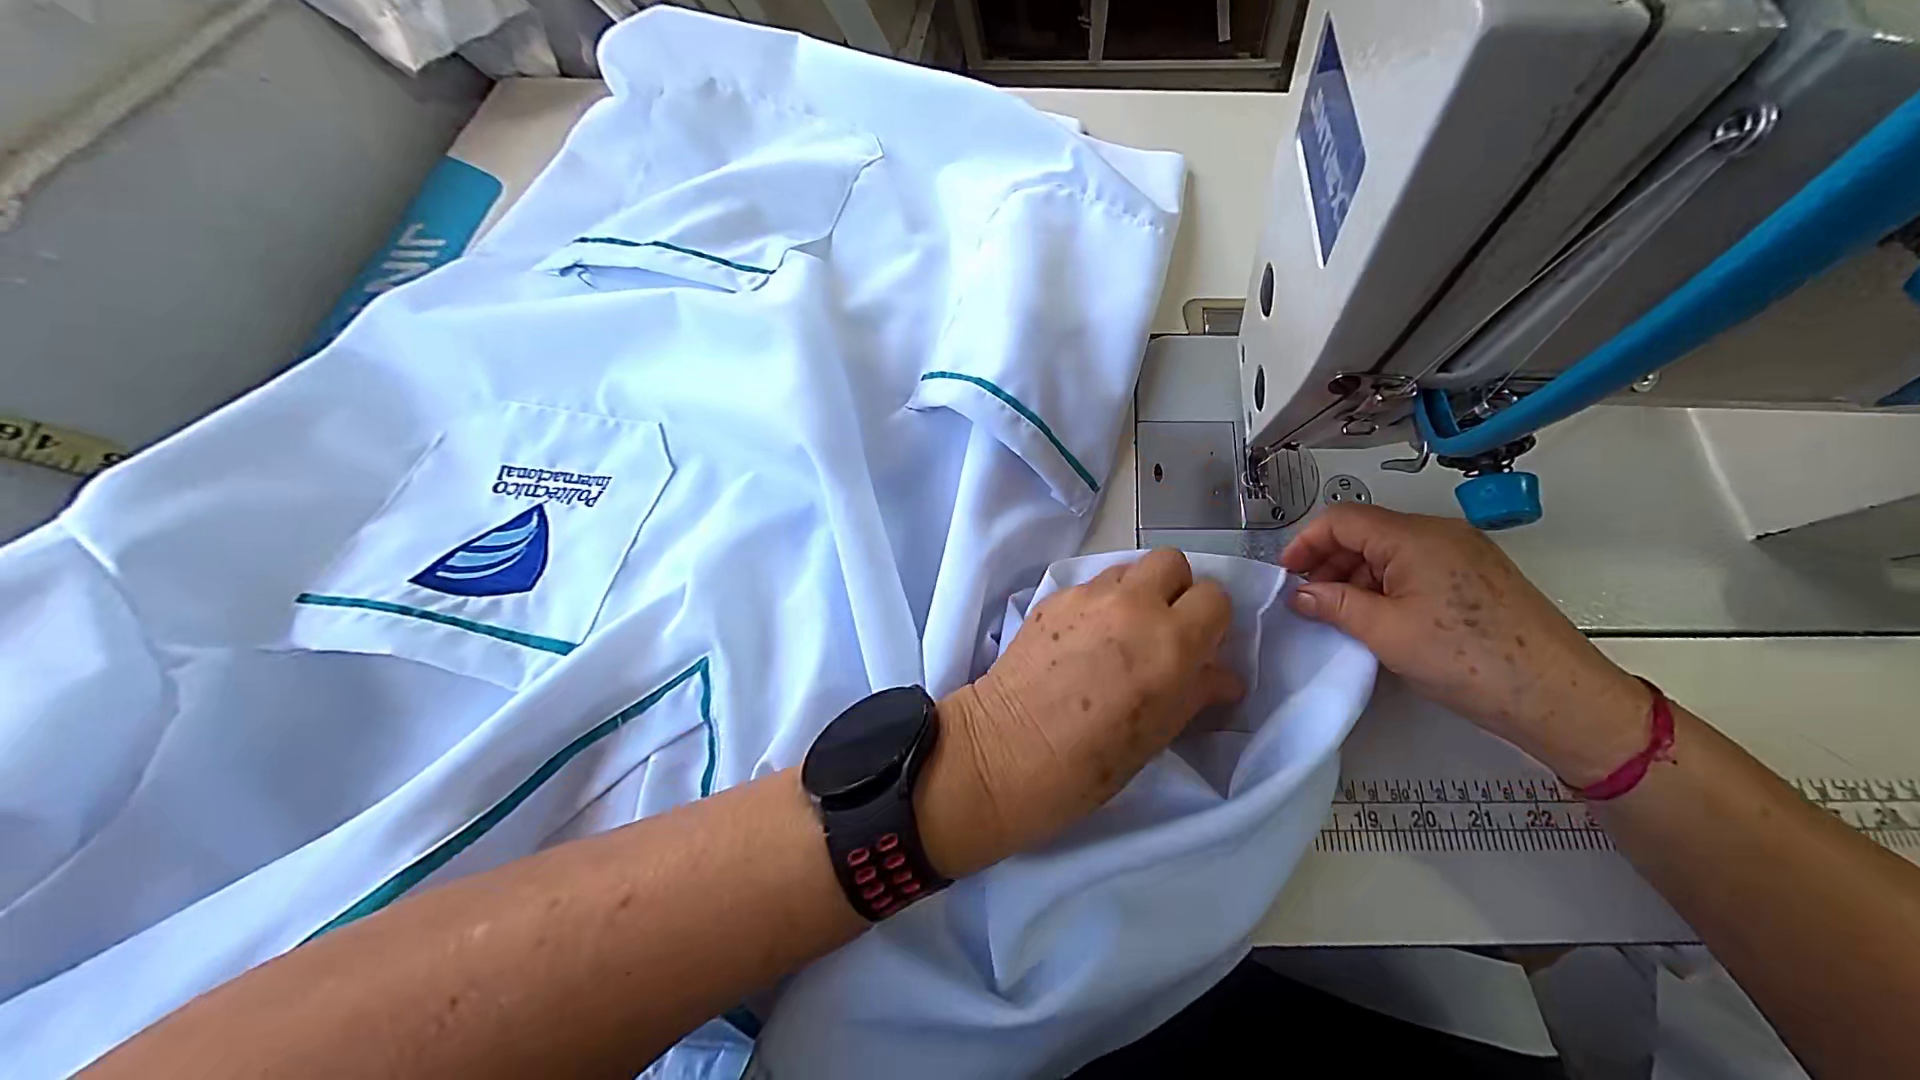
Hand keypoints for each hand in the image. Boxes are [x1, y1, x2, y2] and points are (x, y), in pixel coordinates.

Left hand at [916, 549, 1243, 876]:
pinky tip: (1079, 642)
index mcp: (1171, 642)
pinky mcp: (1050, 599)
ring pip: (1127, 568)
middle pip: (1171, 562)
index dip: (1210, 621)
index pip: (1215, 597)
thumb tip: (1223, 676)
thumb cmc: (1091, 762)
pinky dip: (1096, 605)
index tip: (1198, 646)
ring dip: (1134, 593)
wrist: (1005, 751)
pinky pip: (1088, 586)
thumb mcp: (1158, 735)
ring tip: (1118, 634)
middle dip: (1174, 590)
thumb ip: (1196, 692)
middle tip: (1162, 630)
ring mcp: (1086, 597)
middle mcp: (1132, 606)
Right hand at [1277, 504, 1648, 785]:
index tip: (1287, 574)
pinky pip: (1413, 567)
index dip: (1305, 543)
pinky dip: (1383, 586)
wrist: (1559, 697)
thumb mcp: (1385, 632)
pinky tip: (1376, 618)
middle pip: (1364, 532)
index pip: (1341, 519)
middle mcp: (1440, 534)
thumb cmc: (1472, 660)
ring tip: (1341, 615)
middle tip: (1309, 600)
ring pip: (1387, 551)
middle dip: (1328, 561)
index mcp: (1416, 537)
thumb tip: (1301, 594)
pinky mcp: (1473, 577)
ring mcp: (1461, 554)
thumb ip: (1334, 604)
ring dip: (1354, 576)